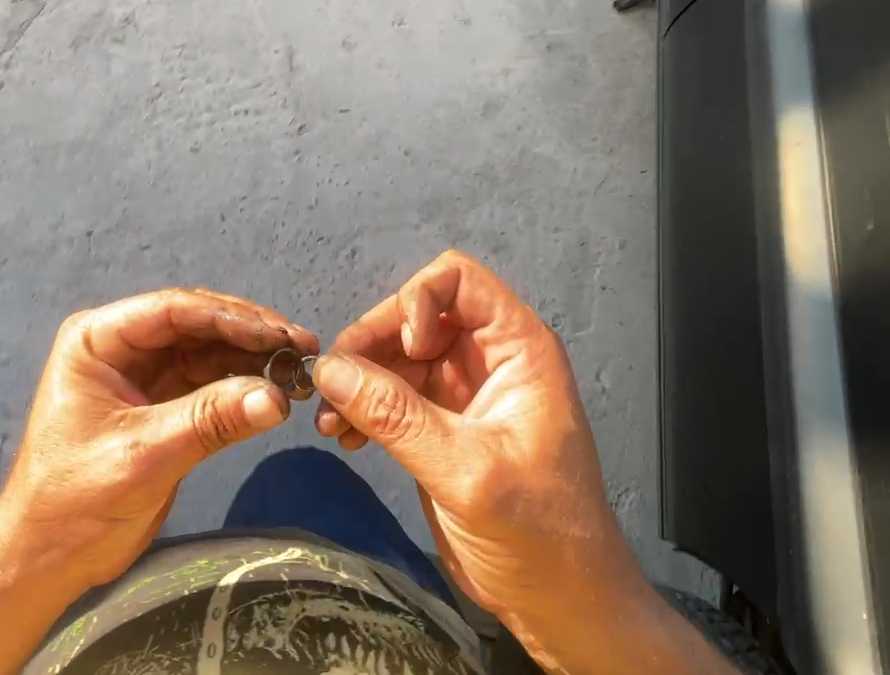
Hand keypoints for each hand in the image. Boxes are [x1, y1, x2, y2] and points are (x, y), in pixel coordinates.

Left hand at [0, 288, 316, 589]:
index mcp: (99, 339)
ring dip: (252, 357)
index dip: (229, 317)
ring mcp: (144, 371)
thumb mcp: (143, 455)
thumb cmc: (75, 498)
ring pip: (208, 349)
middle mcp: (123, 344)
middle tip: (302, 345)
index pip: (172, 310)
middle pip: (196, 323)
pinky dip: (243, 384)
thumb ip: (209, 420)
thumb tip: (278, 397)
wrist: (47, 558)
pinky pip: (210, 381)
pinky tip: (277, 389)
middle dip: (248, 332)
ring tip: (300, 368)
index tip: (278, 333)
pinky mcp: (163, 401)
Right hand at [312, 251, 697, 674]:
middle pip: (413, 315)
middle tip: (333, 386)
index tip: (402, 352)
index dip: (418, 301)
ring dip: (357, 380)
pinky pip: (389, 394)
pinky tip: (346, 438)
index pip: (457, 280)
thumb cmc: (538, 534)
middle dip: (371, 345)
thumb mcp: (466, 472)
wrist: (562, 608)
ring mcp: (460, 391)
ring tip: (332, 424)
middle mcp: (486, 357)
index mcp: (515, 348)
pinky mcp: (438, 425)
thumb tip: (328, 369)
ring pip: (394, 355)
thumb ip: (396, 416)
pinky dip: (362, 408)